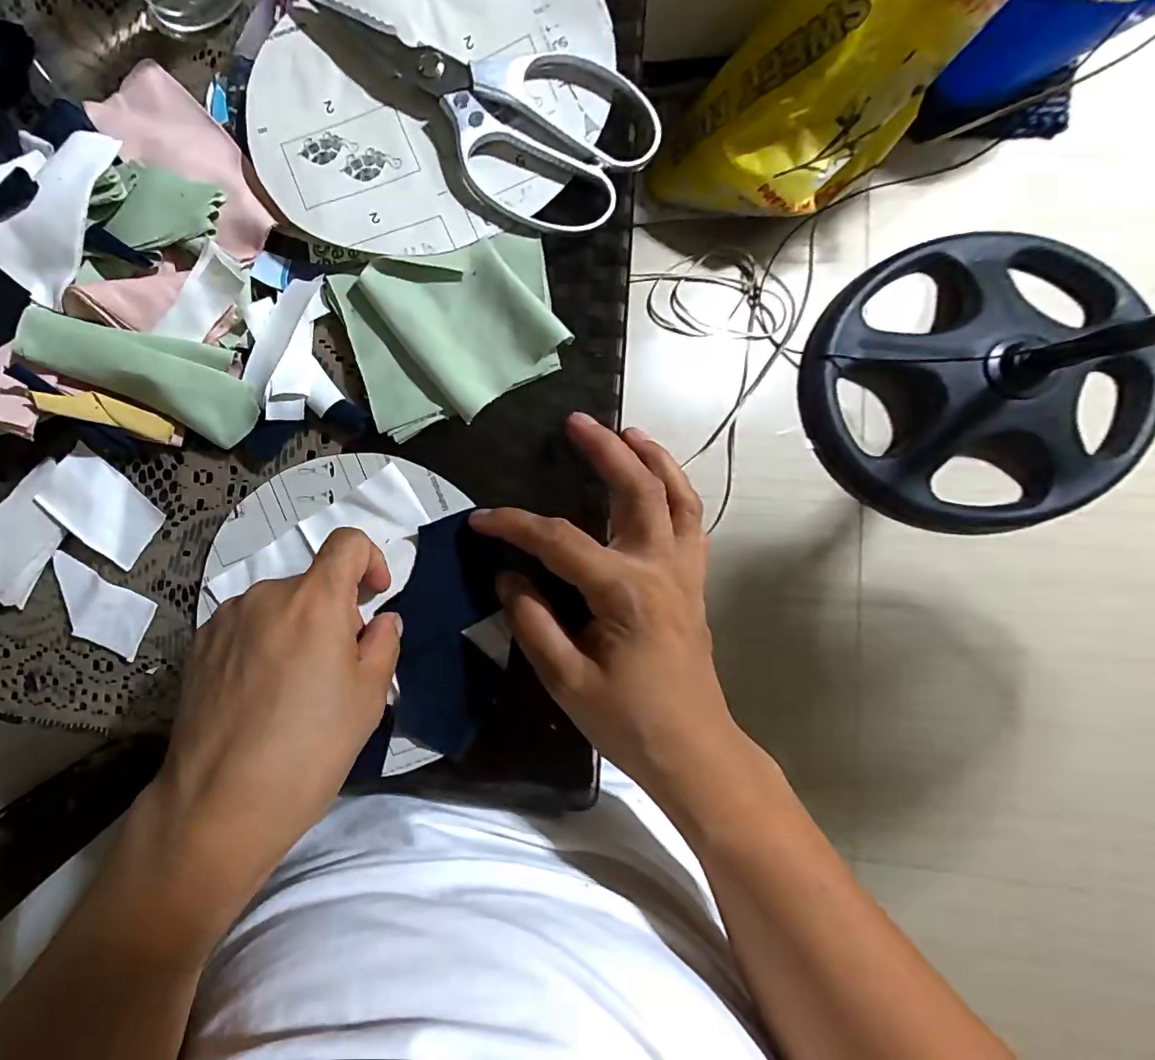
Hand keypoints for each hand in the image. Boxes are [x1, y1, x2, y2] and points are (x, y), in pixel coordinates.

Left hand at [150, 528, 400, 889]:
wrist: (221, 797)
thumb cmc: (309, 751)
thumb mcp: (366, 701)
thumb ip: (381, 646)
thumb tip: (380, 620)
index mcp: (312, 601)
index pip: (346, 543)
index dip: (369, 560)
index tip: (372, 595)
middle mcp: (264, 596)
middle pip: (308, 586)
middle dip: (330, 616)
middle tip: (334, 673)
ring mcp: (225, 617)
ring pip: (274, 609)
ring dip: (292, 632)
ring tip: (291, 692)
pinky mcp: (198, 643)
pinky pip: (242, 629)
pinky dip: (259, 646)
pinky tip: (256, 696)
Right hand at [469, 413, 750, 799]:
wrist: (695, 751)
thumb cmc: (626, 719)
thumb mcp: (563, 677)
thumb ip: (531, 620)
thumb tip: (509, 578)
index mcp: (625, 592)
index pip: (559, 540)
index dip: (514, 525)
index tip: (478, 521)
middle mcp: (661, 571)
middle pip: (640, 493)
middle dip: (607, 452)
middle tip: (577, 423)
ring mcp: (684, 576)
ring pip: (678, 501)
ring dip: (654, 461)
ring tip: (628, 432)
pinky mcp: (690, 586)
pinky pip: (687, 524)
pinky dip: (673, 493)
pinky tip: (654, 484)